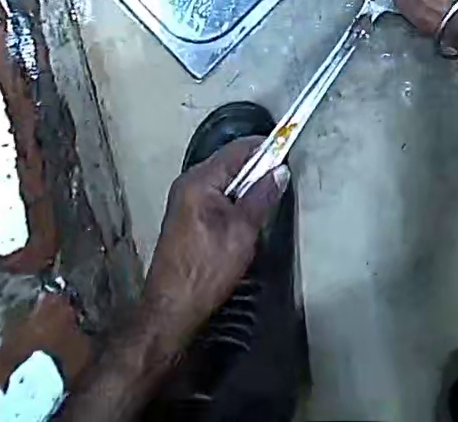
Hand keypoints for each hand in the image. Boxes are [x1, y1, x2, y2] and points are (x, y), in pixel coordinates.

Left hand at [136, 137, 288, 350]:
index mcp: (199, 179)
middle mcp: (188, 182)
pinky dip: (232, 199)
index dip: (263, 147)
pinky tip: (246, 216)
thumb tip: (279, 171)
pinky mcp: (185, 218)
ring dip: (245, 186)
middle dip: (256, 168)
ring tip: (267, 197)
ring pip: (222, 181)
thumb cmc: (206, 269)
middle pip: (228, 163)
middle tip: (281, 177)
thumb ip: (262, 196)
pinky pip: (214, 196)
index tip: (286, 149)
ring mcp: (184, 200)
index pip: (236, 150)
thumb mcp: (242, 231)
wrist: (171, 310)